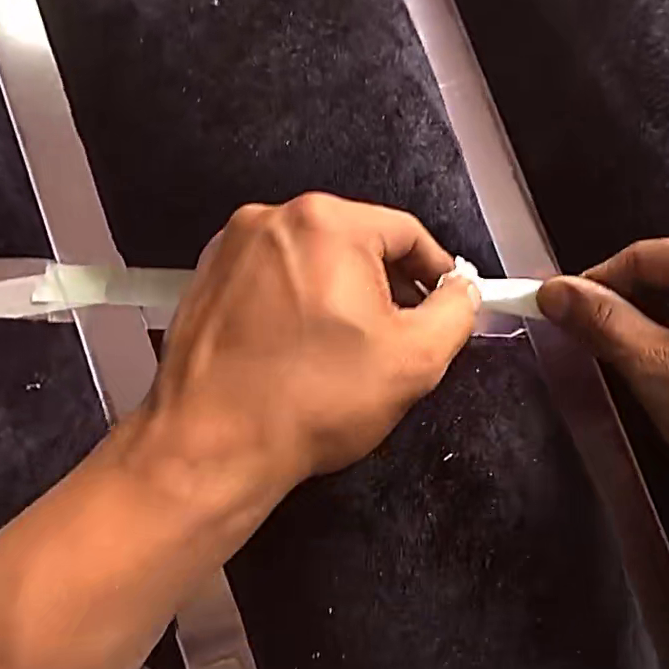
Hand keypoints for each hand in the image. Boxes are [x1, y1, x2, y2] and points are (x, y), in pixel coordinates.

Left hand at [120, 194, 478, 523]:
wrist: (209, 449)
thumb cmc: (310, 401)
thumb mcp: (415, 359)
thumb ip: (456, 312)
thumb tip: (460, 291)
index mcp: (328, 224)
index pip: (407, 233)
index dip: (435, 271)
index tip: (443, 302)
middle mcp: (274, 219)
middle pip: (360, 241)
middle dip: (388, 285)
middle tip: (400, 333)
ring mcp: (234, 246)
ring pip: (317, 257)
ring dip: (343, 292)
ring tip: (348, 348)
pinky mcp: (209, 275)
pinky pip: (276, 274)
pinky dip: (300, 299)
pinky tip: (304, 346)